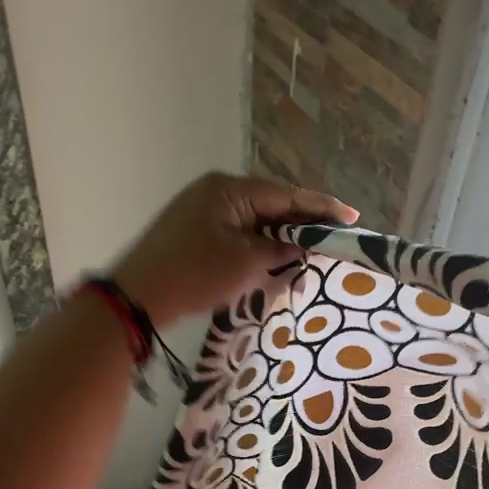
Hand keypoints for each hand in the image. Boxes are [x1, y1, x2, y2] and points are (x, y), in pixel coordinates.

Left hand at [113, 173, 358, 324]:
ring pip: (255, 221)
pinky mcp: (195, 233)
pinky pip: (238, 233)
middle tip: (335, 235)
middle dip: (302, 223)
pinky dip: (259, 245)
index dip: (320, 208)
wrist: (137, 298)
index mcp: (228, 189)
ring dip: (281, 237)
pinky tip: (277, 258)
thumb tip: (302, 247)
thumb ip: (280, 251)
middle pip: (271, 205)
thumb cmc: (193, 274)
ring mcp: (202, 212)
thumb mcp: (245, 263)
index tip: (350, 216)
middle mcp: (215, 192)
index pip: (285, 196)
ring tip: (313, 249)